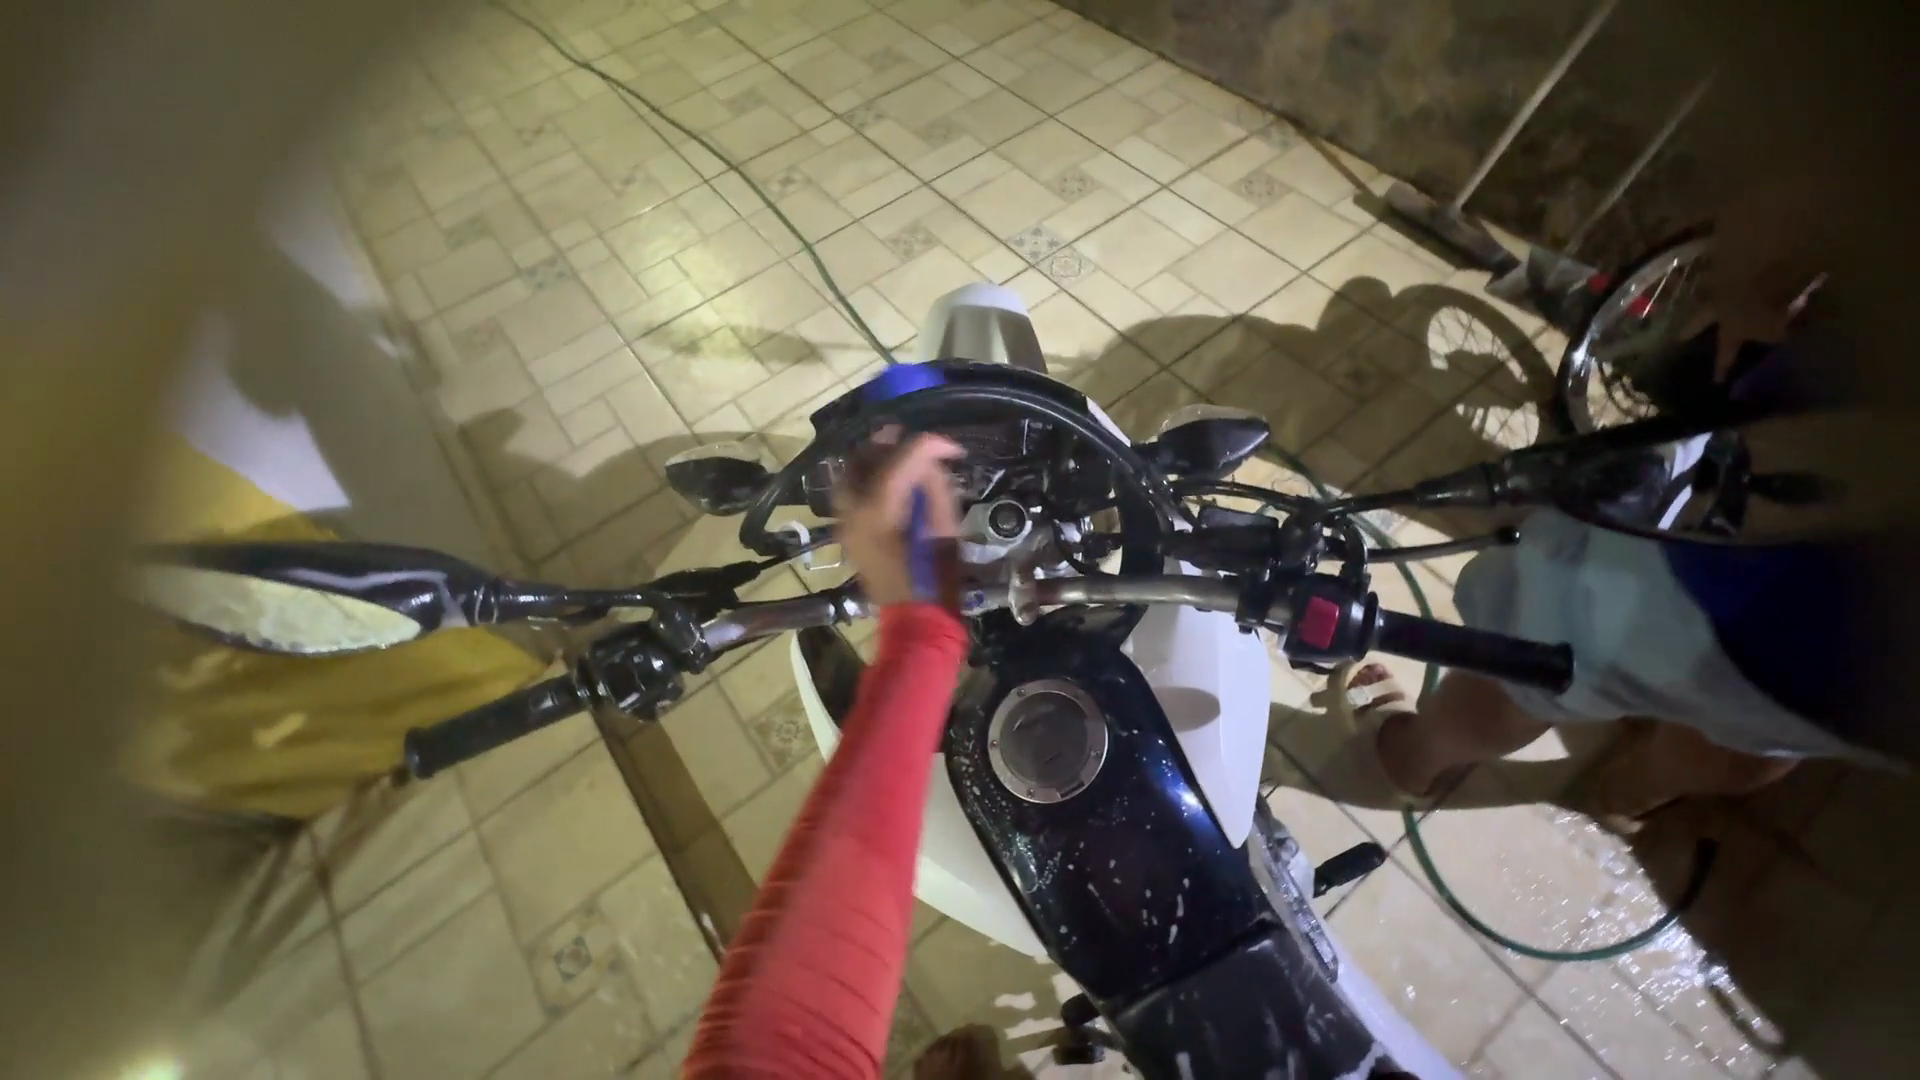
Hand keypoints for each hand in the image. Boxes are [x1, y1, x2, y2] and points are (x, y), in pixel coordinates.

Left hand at [834, 430, 962, 608]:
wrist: (914, 620)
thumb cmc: (936, 578)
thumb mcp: (945, 529)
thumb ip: (934, 488)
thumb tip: (929, 462)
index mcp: (880, 508)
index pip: (902, 456)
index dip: (930, 444)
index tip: (952, 448)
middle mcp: (853, 509)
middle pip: (863, 457)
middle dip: (891, 443)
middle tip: (918, 445)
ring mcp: (844, 522)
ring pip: (849, 473)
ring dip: (875, 460)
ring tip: (901, 460)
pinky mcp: (846, 533)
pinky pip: (848, 494)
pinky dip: (866, 481)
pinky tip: (889, 485)